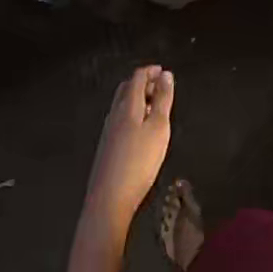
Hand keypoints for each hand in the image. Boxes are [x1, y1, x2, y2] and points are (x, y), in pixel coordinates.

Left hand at [82, 66, 174, 227]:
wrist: (109, 200)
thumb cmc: (139, 161)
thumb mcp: (159, 128)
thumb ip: (163, 99)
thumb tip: (166, 74)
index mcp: (127, 105)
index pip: (137, 77)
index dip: (151, 71)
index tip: (163, 72)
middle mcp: (115, 113)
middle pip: (127, 88)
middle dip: (143, 82)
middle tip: (160, 87)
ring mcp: (108, 130)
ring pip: (122, 104)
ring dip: (138, 98)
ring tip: (155, 107)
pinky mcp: (106, 146)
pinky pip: (120, 119)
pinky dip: (133, 113)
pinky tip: (141, 130)